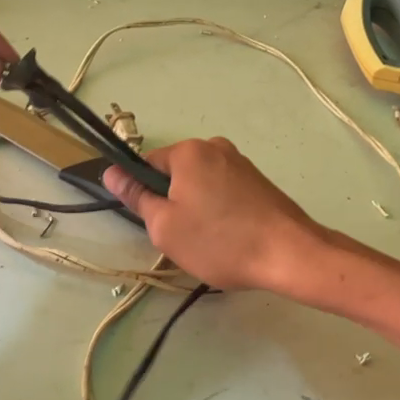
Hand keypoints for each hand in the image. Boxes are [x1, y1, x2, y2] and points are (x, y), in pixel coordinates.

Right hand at [103, 138, 327, 291]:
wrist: (288, 252)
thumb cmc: (219, 240)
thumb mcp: (165, 225)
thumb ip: (136, 196)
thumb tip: (111, 172)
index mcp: (189, 150)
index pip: (148, 164)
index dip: (144, 194)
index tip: (153, 223)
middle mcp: (215, 147)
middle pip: (177, 174)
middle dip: (173, 204)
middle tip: (182, 237)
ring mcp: (241, 162)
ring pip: (201, 186)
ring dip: (197, 210)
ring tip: (209, 242)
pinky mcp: (258, 181)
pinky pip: (224, 192)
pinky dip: (220, 213)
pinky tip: (229, 238)